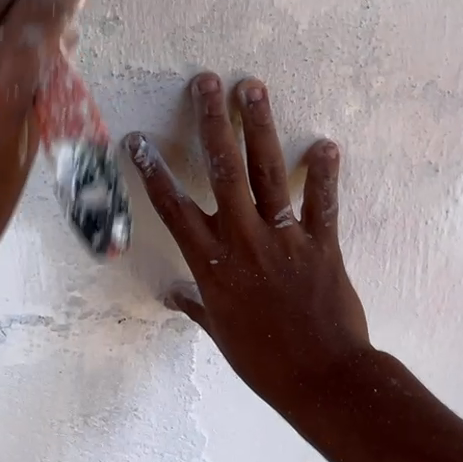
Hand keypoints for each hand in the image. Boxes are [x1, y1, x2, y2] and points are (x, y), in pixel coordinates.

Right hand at [125, 73, 371, 406]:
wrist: (322, 378)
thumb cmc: (262, 360)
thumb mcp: (220, 331)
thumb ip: (196, 305)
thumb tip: (173, 296)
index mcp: (211, 260)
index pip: (172, 207)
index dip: (153, 171)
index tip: (138, 140)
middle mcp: (242, 238)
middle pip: (222, 169)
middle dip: (212, 121)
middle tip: (207, 82)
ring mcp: (283, 238)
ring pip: (267, 173)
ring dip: (259, 127)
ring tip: (252, 88)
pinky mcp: (321, 245)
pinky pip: (322, 203)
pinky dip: (324, 174)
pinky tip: (324, 144)